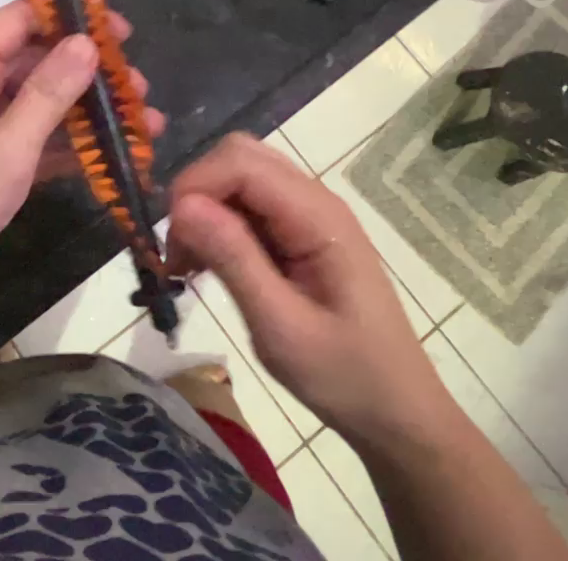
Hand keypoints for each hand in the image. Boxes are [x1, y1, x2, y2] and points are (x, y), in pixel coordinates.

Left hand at [0, 0, 155, 310]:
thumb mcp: (4, 148)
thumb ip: (48, 94)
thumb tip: (86, 42)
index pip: (19, 20)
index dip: (70, 18)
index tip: (121, 31)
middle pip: (37, 60)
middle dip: (89, 71)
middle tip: (140, 85)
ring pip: (44, 102)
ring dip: (90, 111)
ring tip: (146, 120)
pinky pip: (41, 139)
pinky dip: (76, 145)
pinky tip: (121, 153)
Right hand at [166, 134, 455, 445]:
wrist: (396, 411)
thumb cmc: (343, 375)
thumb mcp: (280, 325)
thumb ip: (232, 259)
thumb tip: (181, 206)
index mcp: (317, 216)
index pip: (240, 162)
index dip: (195, 187)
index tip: (171, 243)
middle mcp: (314, 200)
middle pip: (239, 158)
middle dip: (196, 193)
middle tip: (178, 253)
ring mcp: (309, 214)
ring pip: (240, 177)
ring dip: (204, 209)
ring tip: (188, 265)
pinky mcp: (300, 232)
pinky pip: (249, 204)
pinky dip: (218, 224)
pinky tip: (208, 266)